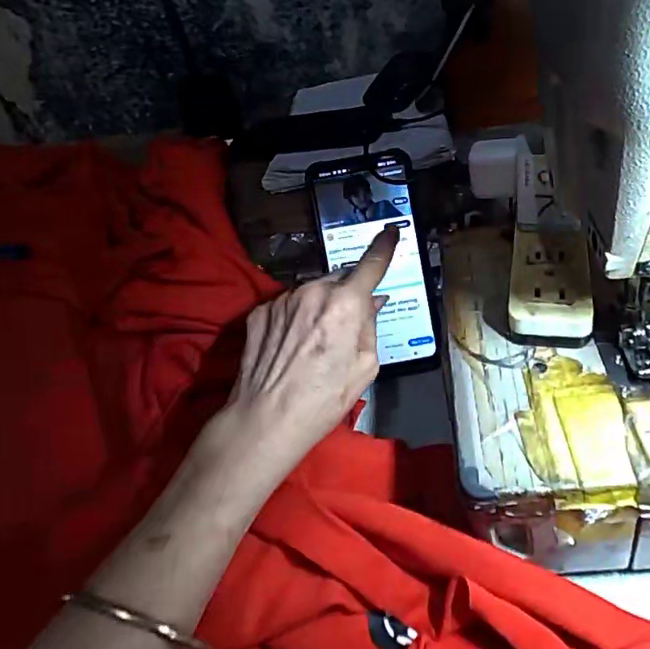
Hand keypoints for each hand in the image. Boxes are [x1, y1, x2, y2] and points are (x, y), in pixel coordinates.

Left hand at [217, 224, 397, 478]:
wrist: (266, 417)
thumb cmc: (322, 400)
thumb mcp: (364, 367)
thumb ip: (370, 326)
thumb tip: (372, 302)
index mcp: (345, 305)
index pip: (370, 265)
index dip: (383, 247)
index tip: (390, 231)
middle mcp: (312, 292)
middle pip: (337, 281)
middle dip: (345, 296)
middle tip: (345, 329)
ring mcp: (282, 300)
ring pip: (310, 292)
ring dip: (317, 307)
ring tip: (313, 346)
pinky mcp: (259, 311)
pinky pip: (286, 305)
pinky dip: (293, 318)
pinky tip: (291, 346)